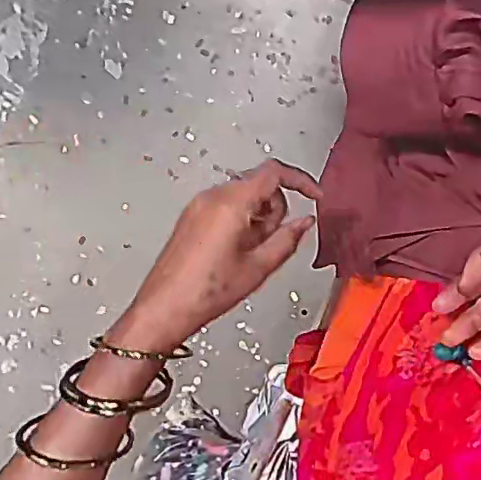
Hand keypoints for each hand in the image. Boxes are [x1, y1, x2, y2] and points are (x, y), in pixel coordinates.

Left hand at [109, 160, 321, 352]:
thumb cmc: (205, 292)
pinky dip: (241, 222)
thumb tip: (305, 222)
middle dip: (275, 210)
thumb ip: (288, 238)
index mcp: (232, 203)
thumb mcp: (259, 266)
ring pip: (244, 196)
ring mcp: (199, 205)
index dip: (301, 181)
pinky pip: (227, 207)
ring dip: (258, 218)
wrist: (165, 307)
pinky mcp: (192, 216)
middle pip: (260, 184)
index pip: (274, 172)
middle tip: (271, 243)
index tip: (315, 195)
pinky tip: (236, 252)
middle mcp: (213, 196)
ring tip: (249, 254)